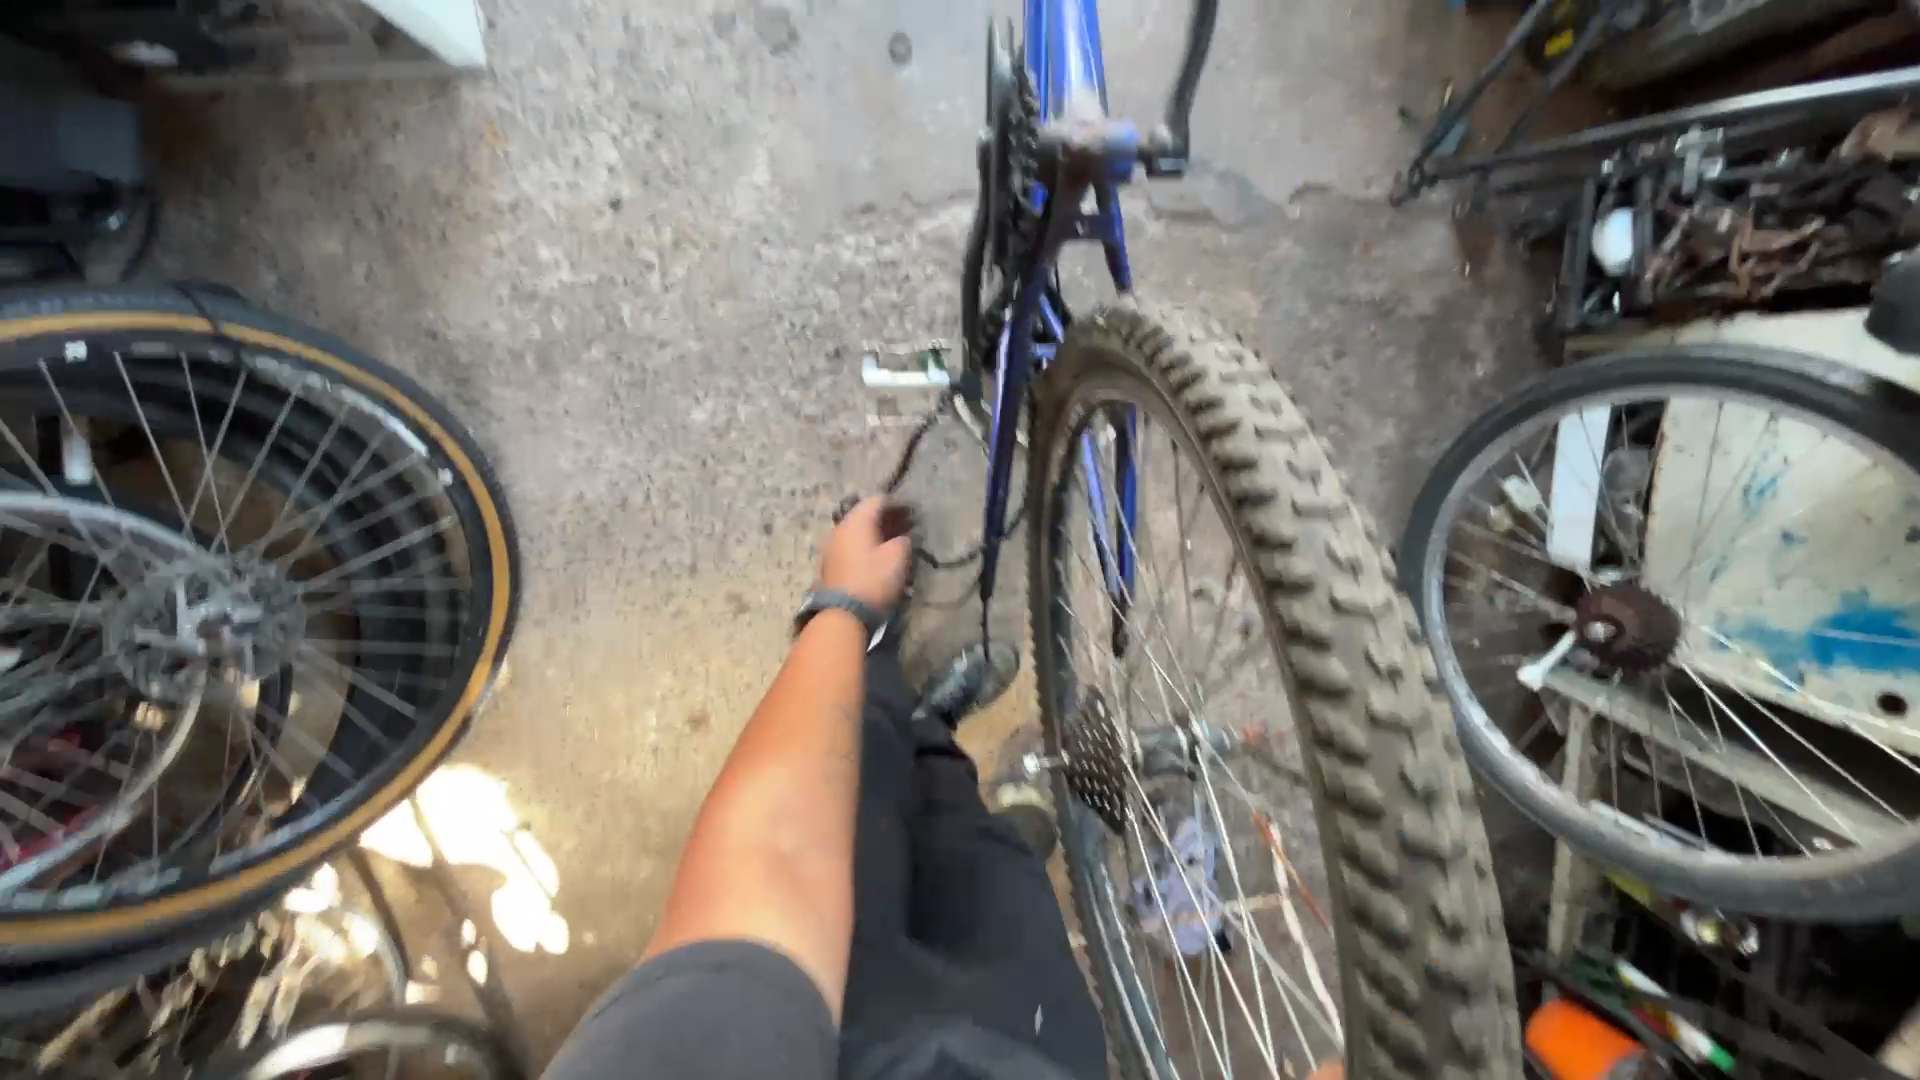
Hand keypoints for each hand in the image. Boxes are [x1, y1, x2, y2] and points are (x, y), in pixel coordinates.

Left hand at [819, 496, 911, 611]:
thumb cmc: (873, 580)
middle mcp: (841, 528)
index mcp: (857, 521)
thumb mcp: (898, 558)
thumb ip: (904, 541)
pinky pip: (852, 544)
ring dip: (878, 532)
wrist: (842, 612)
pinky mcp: (831, 563)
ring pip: (858, 530)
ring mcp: (833, 546)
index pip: (877, 500)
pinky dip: (867, 544)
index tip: (913, 512)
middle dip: (888, 518)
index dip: (898, 504)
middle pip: (866, 514)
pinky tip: (879, 554)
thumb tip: (903, 537)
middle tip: (908, 525)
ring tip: (896, 540)